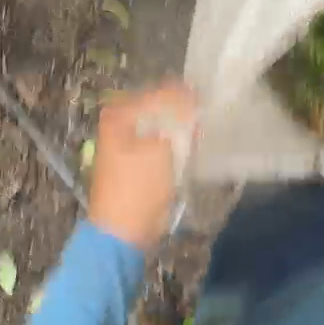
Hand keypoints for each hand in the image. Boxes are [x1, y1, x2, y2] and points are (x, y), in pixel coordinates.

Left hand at [86, 82, 198, 252]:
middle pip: (158, 109)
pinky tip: (189, 148)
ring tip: (198, 133)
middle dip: (181, 112)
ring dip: (180, 129)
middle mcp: (119, 124)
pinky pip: (160, 144)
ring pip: (161, 127)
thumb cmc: (139, 186)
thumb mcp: (162, 149)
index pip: (158, 94)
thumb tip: (189, 100)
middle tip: (203, 116)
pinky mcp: (137, 162)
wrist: (123, 231)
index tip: (204, 100)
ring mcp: (127, 144)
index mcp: (119, 115)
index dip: (183, 96)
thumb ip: (177, 120)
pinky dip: (174, 145)